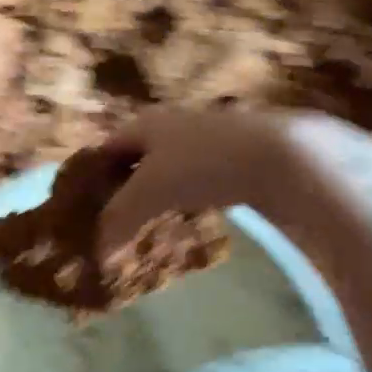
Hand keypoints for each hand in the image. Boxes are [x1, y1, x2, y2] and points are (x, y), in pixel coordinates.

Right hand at [97, 106, 371, 256]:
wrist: (284, 157)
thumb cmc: (202, 166)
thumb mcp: (148, 196)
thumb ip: (118, 220)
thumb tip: (99, 251)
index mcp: (144, 123)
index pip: (106, 148)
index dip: (93, 175)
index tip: (88, 205)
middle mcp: (174, 121)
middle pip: (140, 153)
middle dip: (128, 182)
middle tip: (121, 216)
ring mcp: (212, 133)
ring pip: (175, 162)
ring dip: (164, 188)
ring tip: (158, 219)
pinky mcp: (244, 150)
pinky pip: (205, 171)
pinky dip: (195, 191)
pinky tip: (200, 213)